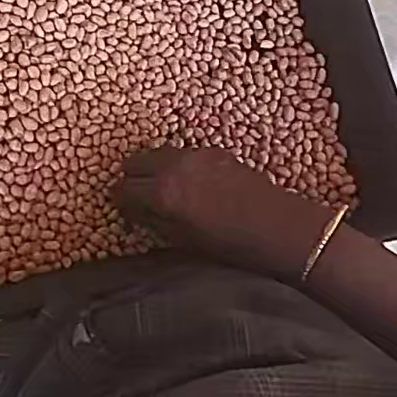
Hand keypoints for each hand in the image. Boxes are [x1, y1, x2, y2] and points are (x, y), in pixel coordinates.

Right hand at [116, 147, 336, 279]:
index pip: (124, 189)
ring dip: (153, 168)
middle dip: (131, 178)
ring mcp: (196, 155)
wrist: (277, 227)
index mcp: (163, 192)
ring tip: (161, 189)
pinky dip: (176, 165)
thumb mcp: (183, 240)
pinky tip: (187, 183)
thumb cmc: (229, 244)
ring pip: (159, 154)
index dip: (119, 200)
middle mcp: (174, 166)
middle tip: (135, 196)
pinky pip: (183, 154)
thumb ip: (153, 221)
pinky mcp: (215, 151)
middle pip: (135, 162)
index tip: (121, 208)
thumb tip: (134, 211)